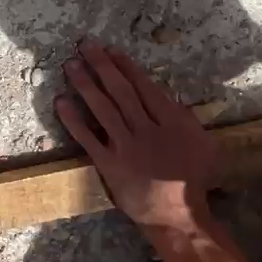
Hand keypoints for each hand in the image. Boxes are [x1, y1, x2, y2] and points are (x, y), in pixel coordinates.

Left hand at [54, 39, 214, 236]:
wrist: (178, 215)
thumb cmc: (191, 179)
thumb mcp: (202, 145)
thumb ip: (184, 119)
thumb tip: (163, 95)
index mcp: (175, 124)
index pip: (145, 88)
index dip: (126, 67)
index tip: (110, 50)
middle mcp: (149, 131)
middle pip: (120, 92)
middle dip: (102, 66)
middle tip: (84, 45)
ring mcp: (126, 146)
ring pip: (102, 108)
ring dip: (84, 84)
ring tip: (70, 65)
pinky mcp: (108, 162)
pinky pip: (86, 136)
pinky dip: (72, 118)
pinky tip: (59, 100)